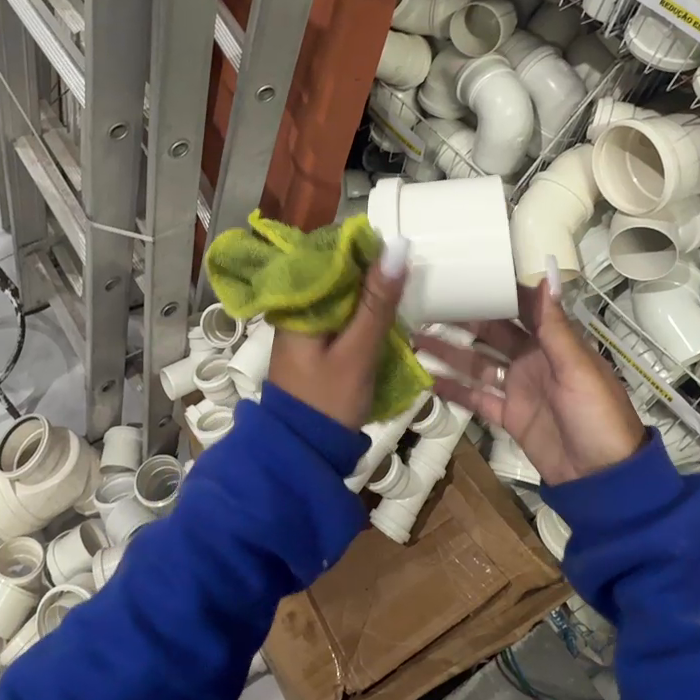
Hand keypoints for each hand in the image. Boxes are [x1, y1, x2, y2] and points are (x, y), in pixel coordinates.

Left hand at [265, 238, 408, 429]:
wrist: (303, 452)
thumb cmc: (327, 400)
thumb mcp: (358, 351)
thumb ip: (377, 303)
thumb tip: (396, 248)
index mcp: (296, 303)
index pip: (326, 257)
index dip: (361, 251)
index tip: (395, 253)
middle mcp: (294, 309)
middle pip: (334, 276)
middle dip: (368, 274)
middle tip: (404, 275)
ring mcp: (303, 327)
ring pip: (340, 296)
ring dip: (368, 297)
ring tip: (400, 293)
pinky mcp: (314, 345)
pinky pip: (340, 317)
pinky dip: (362, 316)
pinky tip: (385, 319)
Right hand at [414, 272, 645, 484]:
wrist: (603, 478)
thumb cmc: (597, 416)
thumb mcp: (577, 369)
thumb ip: (555, 328)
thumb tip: (545, 278)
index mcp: (554, 344)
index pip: (522, 308)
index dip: (496, 292)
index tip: (465, 273)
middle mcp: (533, 360)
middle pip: (492, 333)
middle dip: (463, 320)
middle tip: (427, 305)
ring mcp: (519, 389)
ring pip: (478, 364)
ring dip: (450, 352)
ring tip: (416, 337)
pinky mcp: (508, 416)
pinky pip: (476, 398)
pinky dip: (454, 389)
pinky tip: (427, 378)